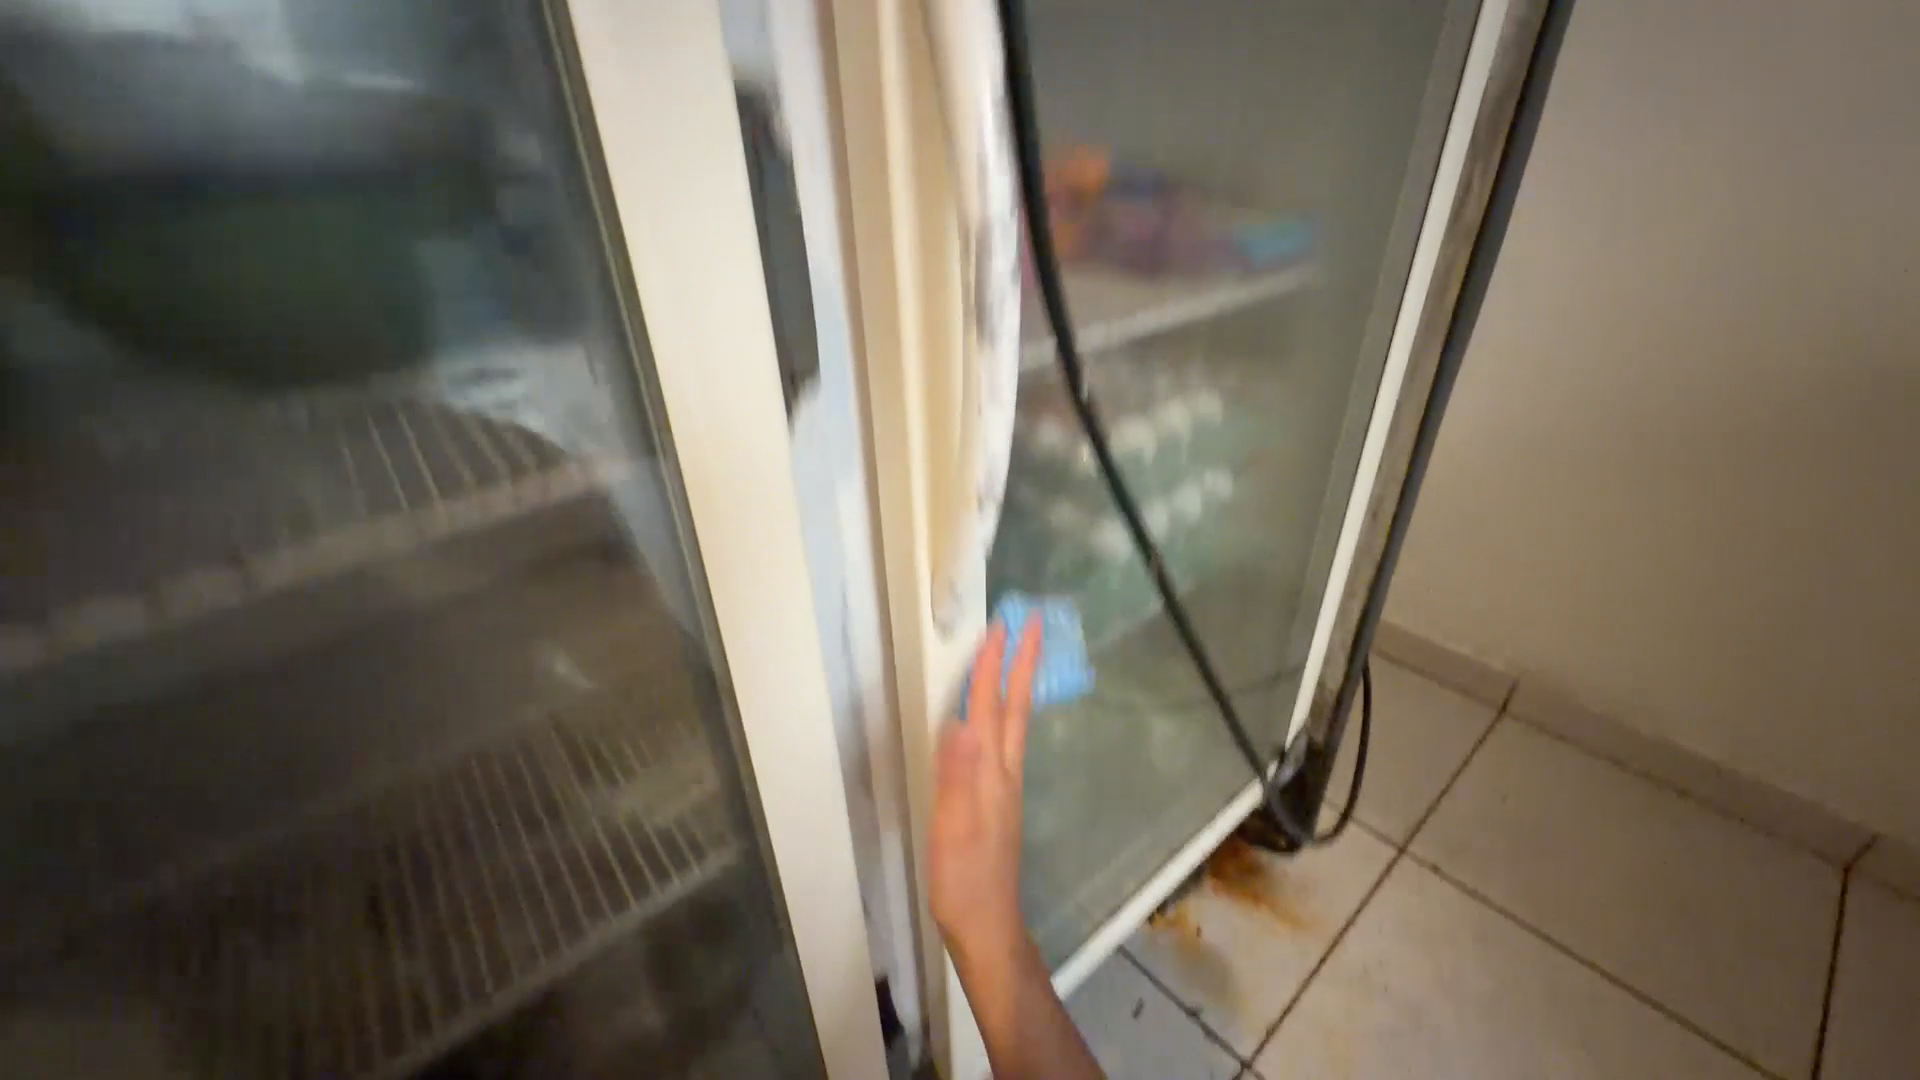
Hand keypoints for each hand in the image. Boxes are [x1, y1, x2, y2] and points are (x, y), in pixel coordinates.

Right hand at [929, 613, 1043, 965]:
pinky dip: (1005, 714)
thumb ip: (956, 776)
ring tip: (1018, 657)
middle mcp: (1004, 772)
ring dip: (1016, 684)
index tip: (1002, 624)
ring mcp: (1005, 786)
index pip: (990, 707)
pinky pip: (1005, 742)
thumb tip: (959, 721)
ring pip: (1013, 723)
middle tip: (1032, 623)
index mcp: (991, 773)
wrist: (987, 926)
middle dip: (1022, 663)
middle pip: (1014, 707)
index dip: (994, 666)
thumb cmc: (964, 880)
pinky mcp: (999, 801)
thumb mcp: (953, 830)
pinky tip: (996, 719)